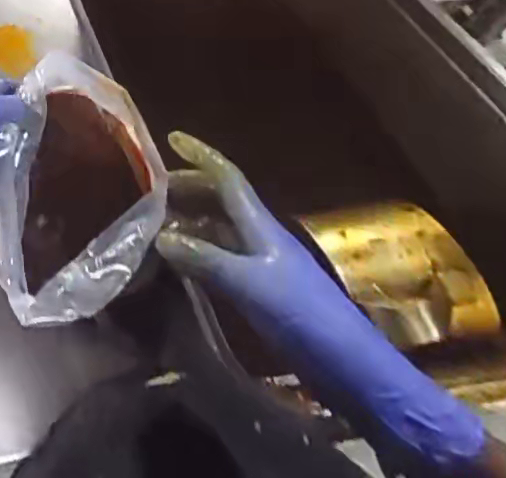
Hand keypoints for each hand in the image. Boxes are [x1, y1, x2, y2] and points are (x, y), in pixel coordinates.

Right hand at [155, 132, 485, 472]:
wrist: (353, 369)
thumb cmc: (303, 316)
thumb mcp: (249, 285)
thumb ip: (204, 259)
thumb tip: (160, 235)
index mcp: (260, 224)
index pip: (227, 177)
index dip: (200, 154)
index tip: (172, 137)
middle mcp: (260, 235)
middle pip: (221, 198)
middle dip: (188, 188)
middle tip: (152, 191)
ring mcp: (263, 262)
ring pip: (219, 228)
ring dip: (190, 221)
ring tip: (157, 226)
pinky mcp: (263, 289)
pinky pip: (222, 257)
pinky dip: (198, 252)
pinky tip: (180, 263)